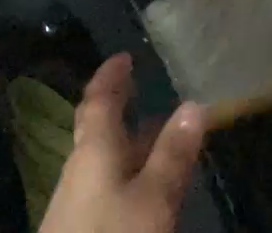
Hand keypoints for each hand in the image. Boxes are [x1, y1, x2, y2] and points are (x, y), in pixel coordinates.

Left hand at [38, 52, 206, 232]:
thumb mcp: (154, 200)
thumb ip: (172, 155)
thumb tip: (194, 104)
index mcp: (94, 147)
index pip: (98, 98)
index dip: (111, 76)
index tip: (125, 56)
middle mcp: (81, 164)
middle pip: (98, 126)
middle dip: (119, 107)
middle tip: (142, 90)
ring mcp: (77, 196)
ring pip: (103, 157)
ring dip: (128, 143)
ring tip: (158, 138)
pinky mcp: (80, 222)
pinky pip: (105, 183)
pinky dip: (126, 172)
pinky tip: (144, 188)